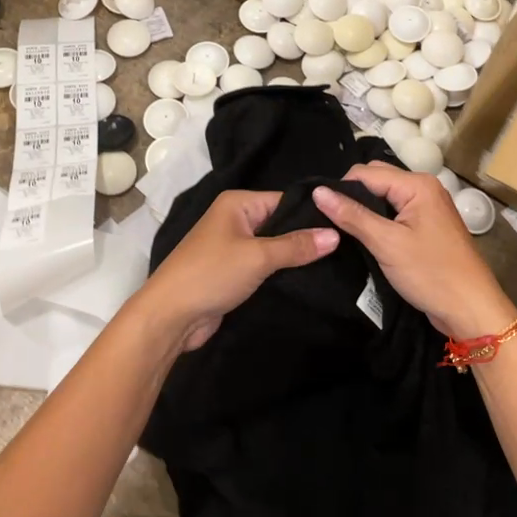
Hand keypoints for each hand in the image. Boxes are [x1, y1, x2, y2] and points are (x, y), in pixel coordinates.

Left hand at [134, 190, 339, 351]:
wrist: (170, 316)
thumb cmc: (211, 274)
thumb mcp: (258, 257)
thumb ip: (296, 246)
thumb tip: (335, 234)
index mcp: (237, 203)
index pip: (285, 200)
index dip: (313, 213)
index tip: (346, 224)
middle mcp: (235, 219)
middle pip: (280, 223)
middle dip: (306, 237)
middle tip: (345, 247)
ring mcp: (233, 247)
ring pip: (273, 247)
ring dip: (294, 257)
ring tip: (335, 264)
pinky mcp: (233, 272)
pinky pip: (264, 265)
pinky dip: (281, 272)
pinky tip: (308, 279)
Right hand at [312, 163, 516, 337]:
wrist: (471, 309)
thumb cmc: (431, 274)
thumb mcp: (387, 244)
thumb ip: (352, 216)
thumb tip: (318, 192)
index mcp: (417, 184)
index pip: (366, 173)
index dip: (341, 189)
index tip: (319, 213)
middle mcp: (424, 187)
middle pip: (376, 180)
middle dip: (352, 197)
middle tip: (331, 224)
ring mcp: (427, 207)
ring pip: (384, 198)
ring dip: (364, 211)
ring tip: (342, 231)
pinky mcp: (427, 226)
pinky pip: (395, 213)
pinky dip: (379, 221)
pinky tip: (364, 238)